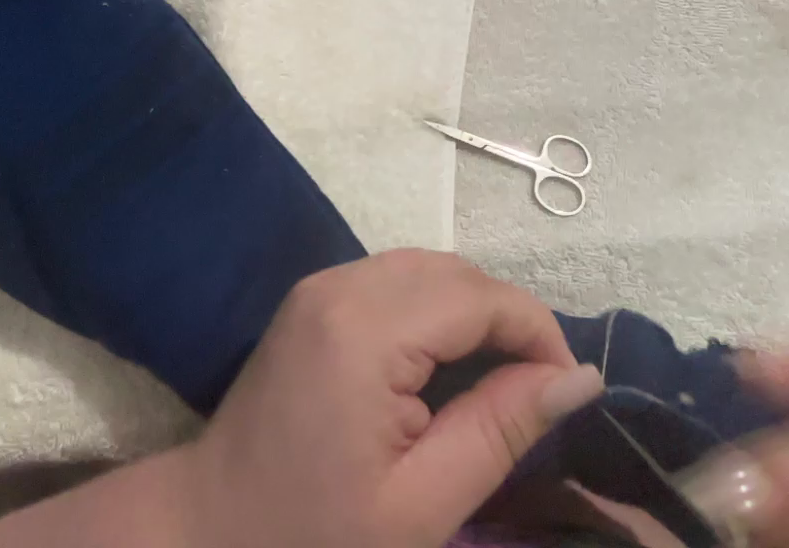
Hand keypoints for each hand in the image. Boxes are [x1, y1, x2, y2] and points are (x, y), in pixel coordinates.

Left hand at [180, 248, 604, 547]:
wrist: (209, 524)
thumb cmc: (314, 532)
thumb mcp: (421, 502)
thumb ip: (501, 429)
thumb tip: (578, 378)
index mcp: (364, 331)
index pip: (478, 296)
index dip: (537, 332)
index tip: (568, 390)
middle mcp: (340, 285)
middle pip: (454, 271)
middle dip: (508, 317)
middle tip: (536, 388)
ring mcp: (321, 284)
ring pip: (427, 266)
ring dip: (473, 308)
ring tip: (499, 376)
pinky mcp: (313, 295)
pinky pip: (394, 277)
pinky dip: (435, 305)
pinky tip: (444, 358)